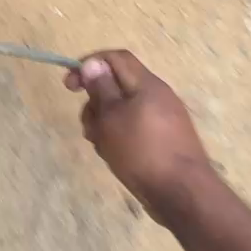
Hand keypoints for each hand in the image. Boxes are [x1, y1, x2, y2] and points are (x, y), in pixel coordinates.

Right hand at [65, 50, 213, 213]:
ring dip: (103, 122)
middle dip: (94, 101)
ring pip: (121, 109)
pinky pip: (132, 127)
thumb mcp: (112, 117)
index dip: (89, 64)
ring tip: (101, 145)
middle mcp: (157, 96)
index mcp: (147, 84)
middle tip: (88, 124)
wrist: (181, 192)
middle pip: (116, 85)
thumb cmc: (140, 150)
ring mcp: (161, 118)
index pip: (116, 58)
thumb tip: (93, 63)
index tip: (69, 85)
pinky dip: (117, 135)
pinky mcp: (161, 138)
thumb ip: (101, 88)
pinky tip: (114, 155)